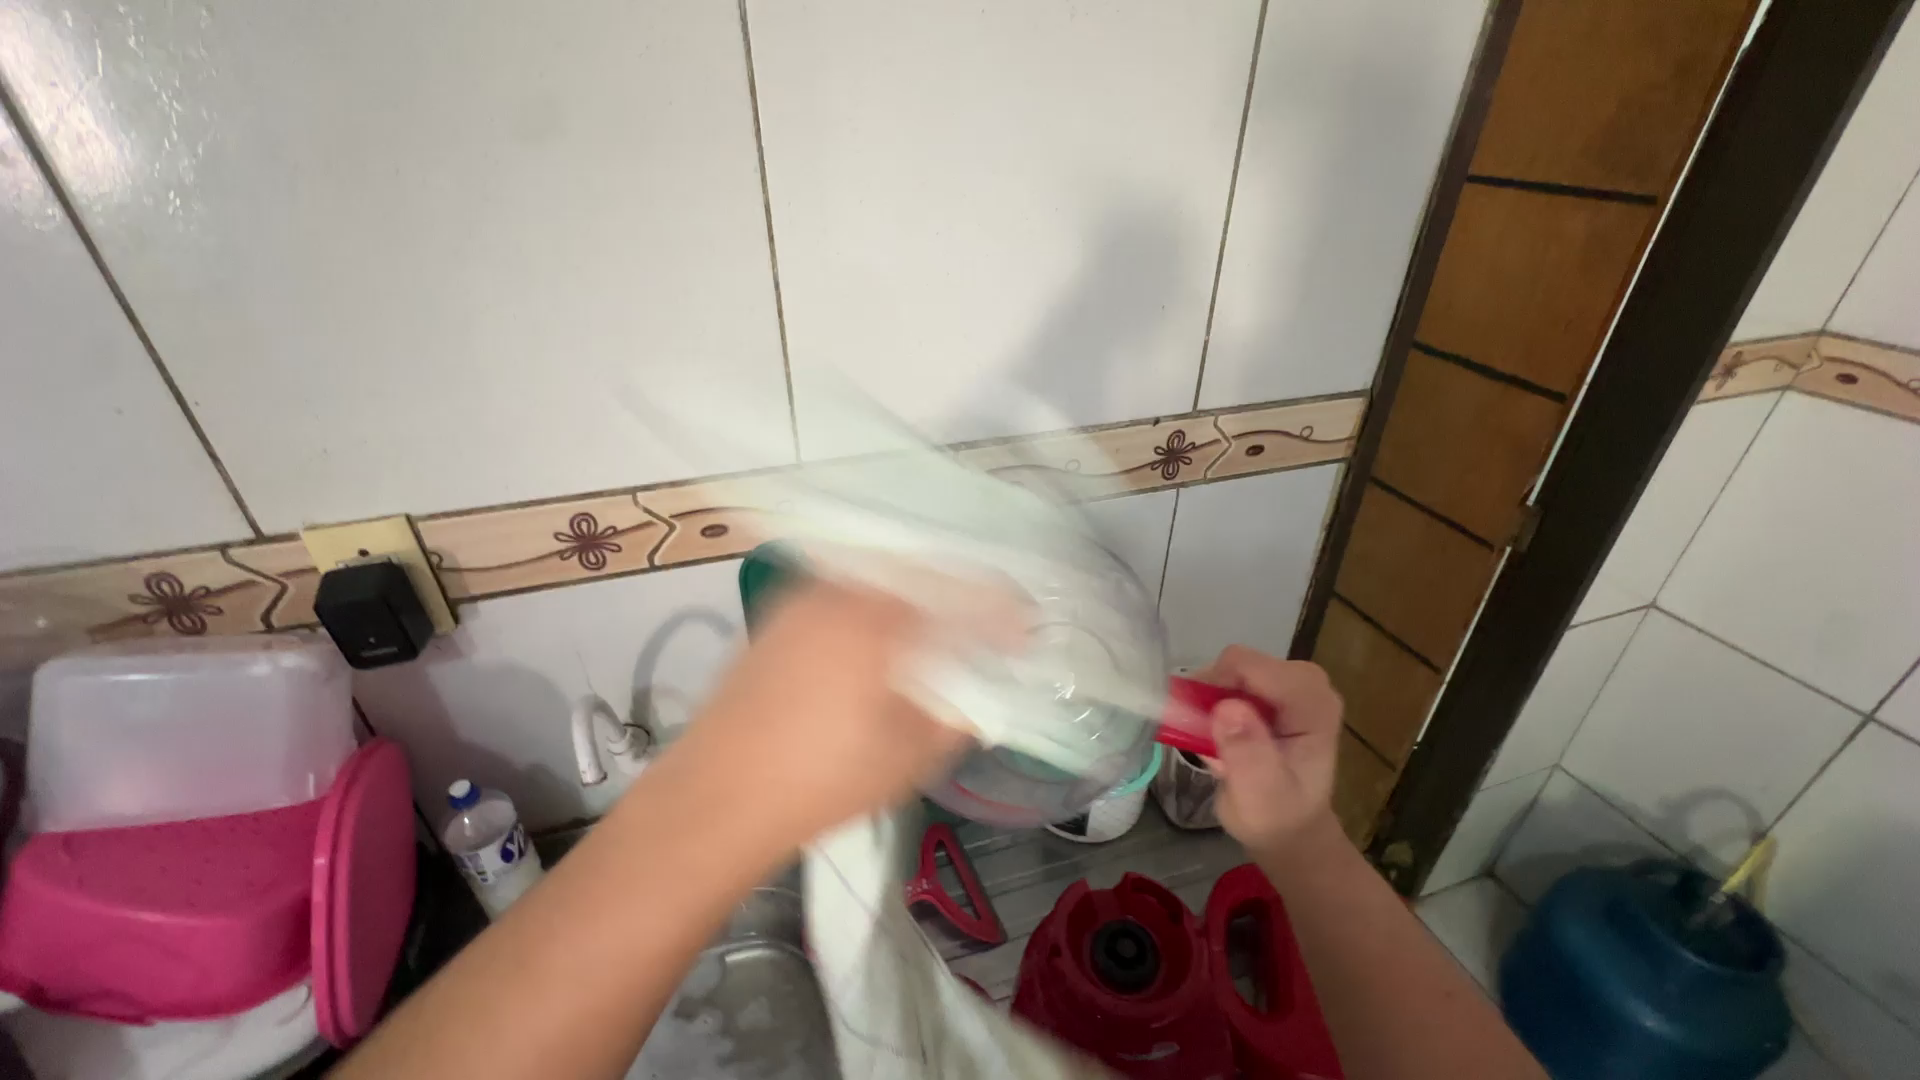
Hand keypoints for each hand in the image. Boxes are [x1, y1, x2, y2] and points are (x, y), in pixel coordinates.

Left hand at [665, 582, 976, 850]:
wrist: (715, 797)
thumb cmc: (822, 779)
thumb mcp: (910, 755)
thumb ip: (958, 714)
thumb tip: (981, 696)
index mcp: (880, 615)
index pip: (959, 595)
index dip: (1001, 611)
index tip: (1026, 629)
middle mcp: (839, 591)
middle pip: (917, 571)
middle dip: (961, 592)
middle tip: (989, 619)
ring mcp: (801, 601)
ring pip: (876, 578)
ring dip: (916, 595)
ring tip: (942, 624)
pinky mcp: (775, 620)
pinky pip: (842, 594)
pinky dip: (875, 605)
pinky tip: (882, 637)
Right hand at [1195, 647, 1344, 858]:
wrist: (1289, 830)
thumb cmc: (1277, 818)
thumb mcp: (1260, 799)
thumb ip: (1248, 756)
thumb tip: (1227, 708)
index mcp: (1314, 705)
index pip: (1253, 668)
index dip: (1217, 688)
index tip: (1200, 724)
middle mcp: (1308, 685)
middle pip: (1241, 663)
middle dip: (1213, 693)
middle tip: (1203, 734)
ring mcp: (1292, 685)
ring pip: (1231, 668)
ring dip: (1211, 698)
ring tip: (1211, 738)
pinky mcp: (1275, 689)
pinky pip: (1231, 677)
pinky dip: (1215, 700)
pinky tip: (1218, 731)